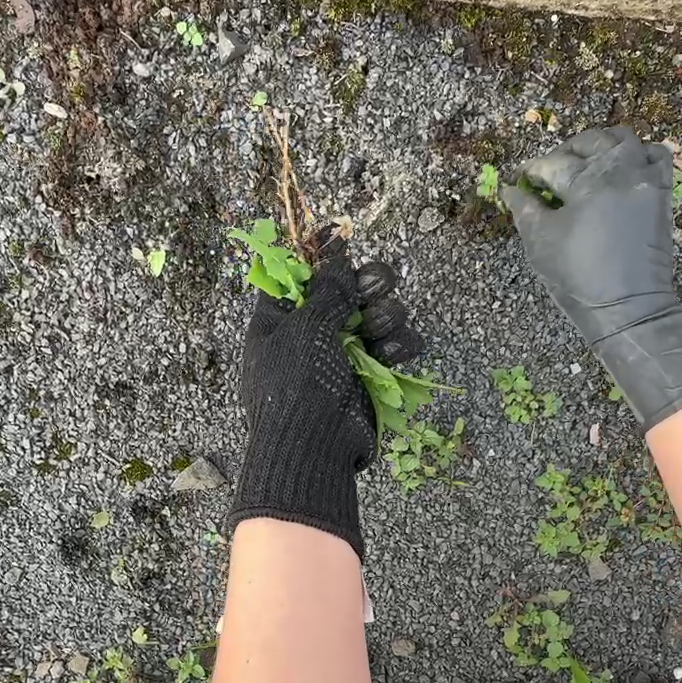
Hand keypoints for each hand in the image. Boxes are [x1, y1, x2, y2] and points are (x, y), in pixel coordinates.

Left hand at [228, 228, 423, 558]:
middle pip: (351, 289)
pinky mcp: (374, 376)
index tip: (341, 238)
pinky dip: (398, 347)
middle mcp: (315, 332)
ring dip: (384, 316)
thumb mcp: (304, 327)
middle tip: (371, 289)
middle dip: (368, 284)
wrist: (313, 444)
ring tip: (374, 331)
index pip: (302, 275)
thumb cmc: (295, 381)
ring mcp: (346, 354)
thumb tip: (337, 261)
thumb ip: (327, 290)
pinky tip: (389, 357)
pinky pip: (397, 347)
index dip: (323, 257)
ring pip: (381, 314)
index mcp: (283, 318)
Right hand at [500, 126, 681, 428]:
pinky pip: (654, 156)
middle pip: (591, 141)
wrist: (627, 307)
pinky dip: (637, 154)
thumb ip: (525, 209)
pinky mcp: (661, 193)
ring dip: (601, 145)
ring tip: (585, 163)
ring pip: (624, 140)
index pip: (554, 163)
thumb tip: (511, 188)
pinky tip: (622, 168)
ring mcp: (645, 179)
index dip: (533, 170)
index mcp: (587, 182)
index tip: (520, 178)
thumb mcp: (540, 243)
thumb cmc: (577, 277)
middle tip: (550, 169)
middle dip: (566, 151)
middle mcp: (621, 170)